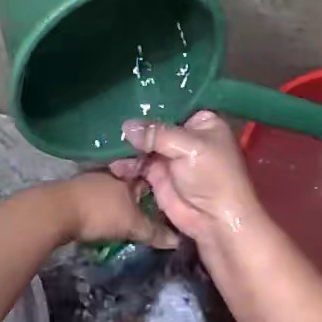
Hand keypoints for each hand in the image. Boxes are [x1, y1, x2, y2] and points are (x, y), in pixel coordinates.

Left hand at [46, 172, 179, 247]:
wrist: (55, 211)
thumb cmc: (99, 213)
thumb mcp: (132, 225)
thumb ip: (154, 232)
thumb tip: (177, 240)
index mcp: (126, 177)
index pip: (148, 177)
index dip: (158, 188)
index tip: (167, 200)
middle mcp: (108, 174)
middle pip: (128, 183)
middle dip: (135, 196)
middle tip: (146, 212)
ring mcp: (87, 181)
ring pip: (109, 190)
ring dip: (115, 201)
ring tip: (125, 217)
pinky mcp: (72, 193)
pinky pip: (93, 198)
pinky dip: (100, 207)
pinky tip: (101, 217)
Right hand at [109, 111, 261, 249]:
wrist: (214, 221)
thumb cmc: (211, 177)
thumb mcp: (188, 147)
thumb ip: (156, 134)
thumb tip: (126, 126)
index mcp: (202, 123)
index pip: (173, 107)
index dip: (151, 106)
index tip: (125, 100)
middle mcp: (186, 137)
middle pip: (155, 127)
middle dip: (135, 128)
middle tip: (109, 125)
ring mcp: (170, 157)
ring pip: (143, 145)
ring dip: (127, 147)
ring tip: (107, 146)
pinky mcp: (157, 176)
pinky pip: (137, 164)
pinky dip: (125, 163)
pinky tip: (111, 162)